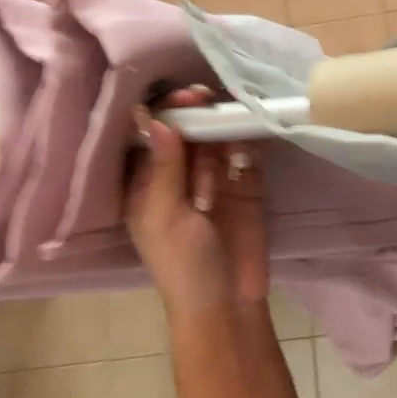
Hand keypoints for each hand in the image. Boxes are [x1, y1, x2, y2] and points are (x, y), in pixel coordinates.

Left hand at [125, 87, 269, 313]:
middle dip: (193, 110)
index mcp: (145, 182)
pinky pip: (246, 150)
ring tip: (229, 114)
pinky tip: (251, 124)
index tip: (180, 96)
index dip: (161, 111)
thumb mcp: (164, 216)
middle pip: (183, 128)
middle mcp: (177, 173)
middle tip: (206, 96)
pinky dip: (249, 135)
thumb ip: (164, 168)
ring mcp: (213, 176)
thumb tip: (157, 119)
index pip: (149, 135)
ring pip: (215, 135)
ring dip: (220, 123)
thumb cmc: (183, 263)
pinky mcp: (246, 182)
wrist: (230, 301)